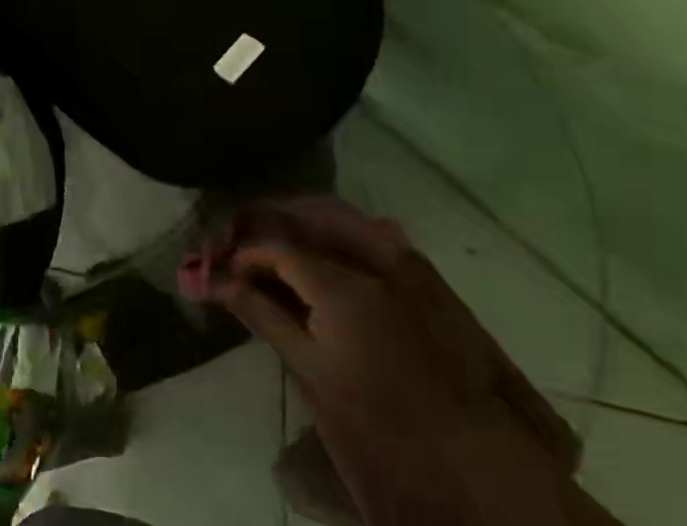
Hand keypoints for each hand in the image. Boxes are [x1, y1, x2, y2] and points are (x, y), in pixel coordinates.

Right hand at [197, 200, 609, 524]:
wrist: (471, 468)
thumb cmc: (378, 424)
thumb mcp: (309, 372)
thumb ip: (262, 314)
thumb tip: (217, 282)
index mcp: (342, 283)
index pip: (276, 248)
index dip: (240, 255)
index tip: (215, 270)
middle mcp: (374, 262)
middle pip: (308, 218)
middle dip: (267, 223)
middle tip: (235, 243)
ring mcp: (407, 269)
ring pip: (345, 221)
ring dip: (303, 225)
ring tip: (272, 245)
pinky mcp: (427, 284)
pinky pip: (376, 238)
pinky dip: (341, 236)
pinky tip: (323, 254)